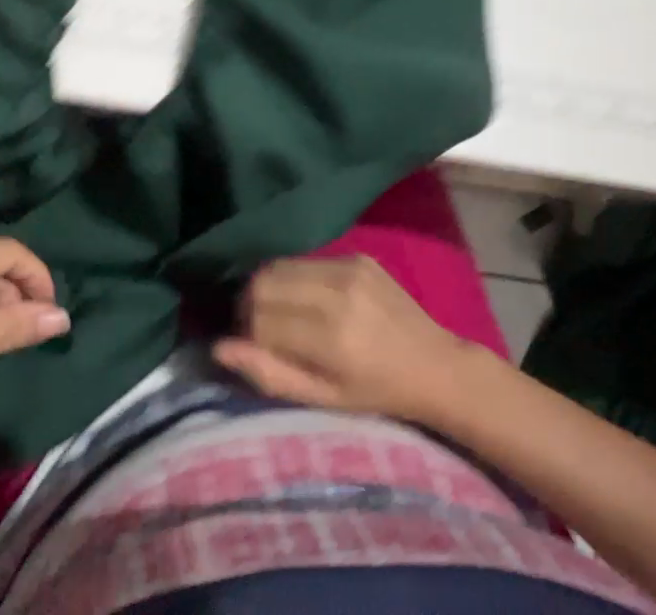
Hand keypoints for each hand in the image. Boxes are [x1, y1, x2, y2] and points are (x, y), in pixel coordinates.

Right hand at [213, 255, 491, 422]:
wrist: (436, 365)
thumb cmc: (376, 393)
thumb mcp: (322, 399)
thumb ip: (269, 374)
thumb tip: (219, 348)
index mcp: (331, 338)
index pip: (258, 321)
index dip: (248, 336)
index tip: (256, 350)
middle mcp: (338, 295)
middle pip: (261, 284)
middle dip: (250, 306)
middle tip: (260, 328)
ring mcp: (349, 269)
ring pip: (277, 267)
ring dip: (268, 289)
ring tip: (280, 313)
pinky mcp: (357, 256)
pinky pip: (303, 261)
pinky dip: (294, 280)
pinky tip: (308, 301)